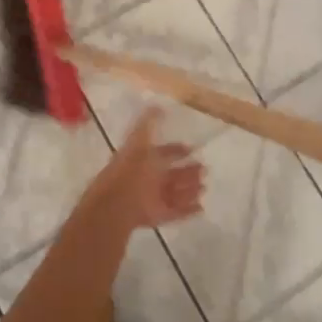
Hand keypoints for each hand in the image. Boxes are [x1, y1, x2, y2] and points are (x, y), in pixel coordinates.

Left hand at [85, 108, 205, 228]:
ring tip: (204, 187)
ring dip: (189, 190)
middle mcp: (147, 179)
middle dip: (187, 171)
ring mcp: (151, 199)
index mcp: (142, 160)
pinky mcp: (156, 216)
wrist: (117, 204)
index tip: (191, 149)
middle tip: (204, 169)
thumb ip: (148, 124)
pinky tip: (201, 208)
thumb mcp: (138, 142)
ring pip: (174, 193)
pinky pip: (175, 213)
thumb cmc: (130, 171)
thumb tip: (157, 105)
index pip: (162, 153)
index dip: (175, 150)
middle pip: (170, 174)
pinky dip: (188, 210)